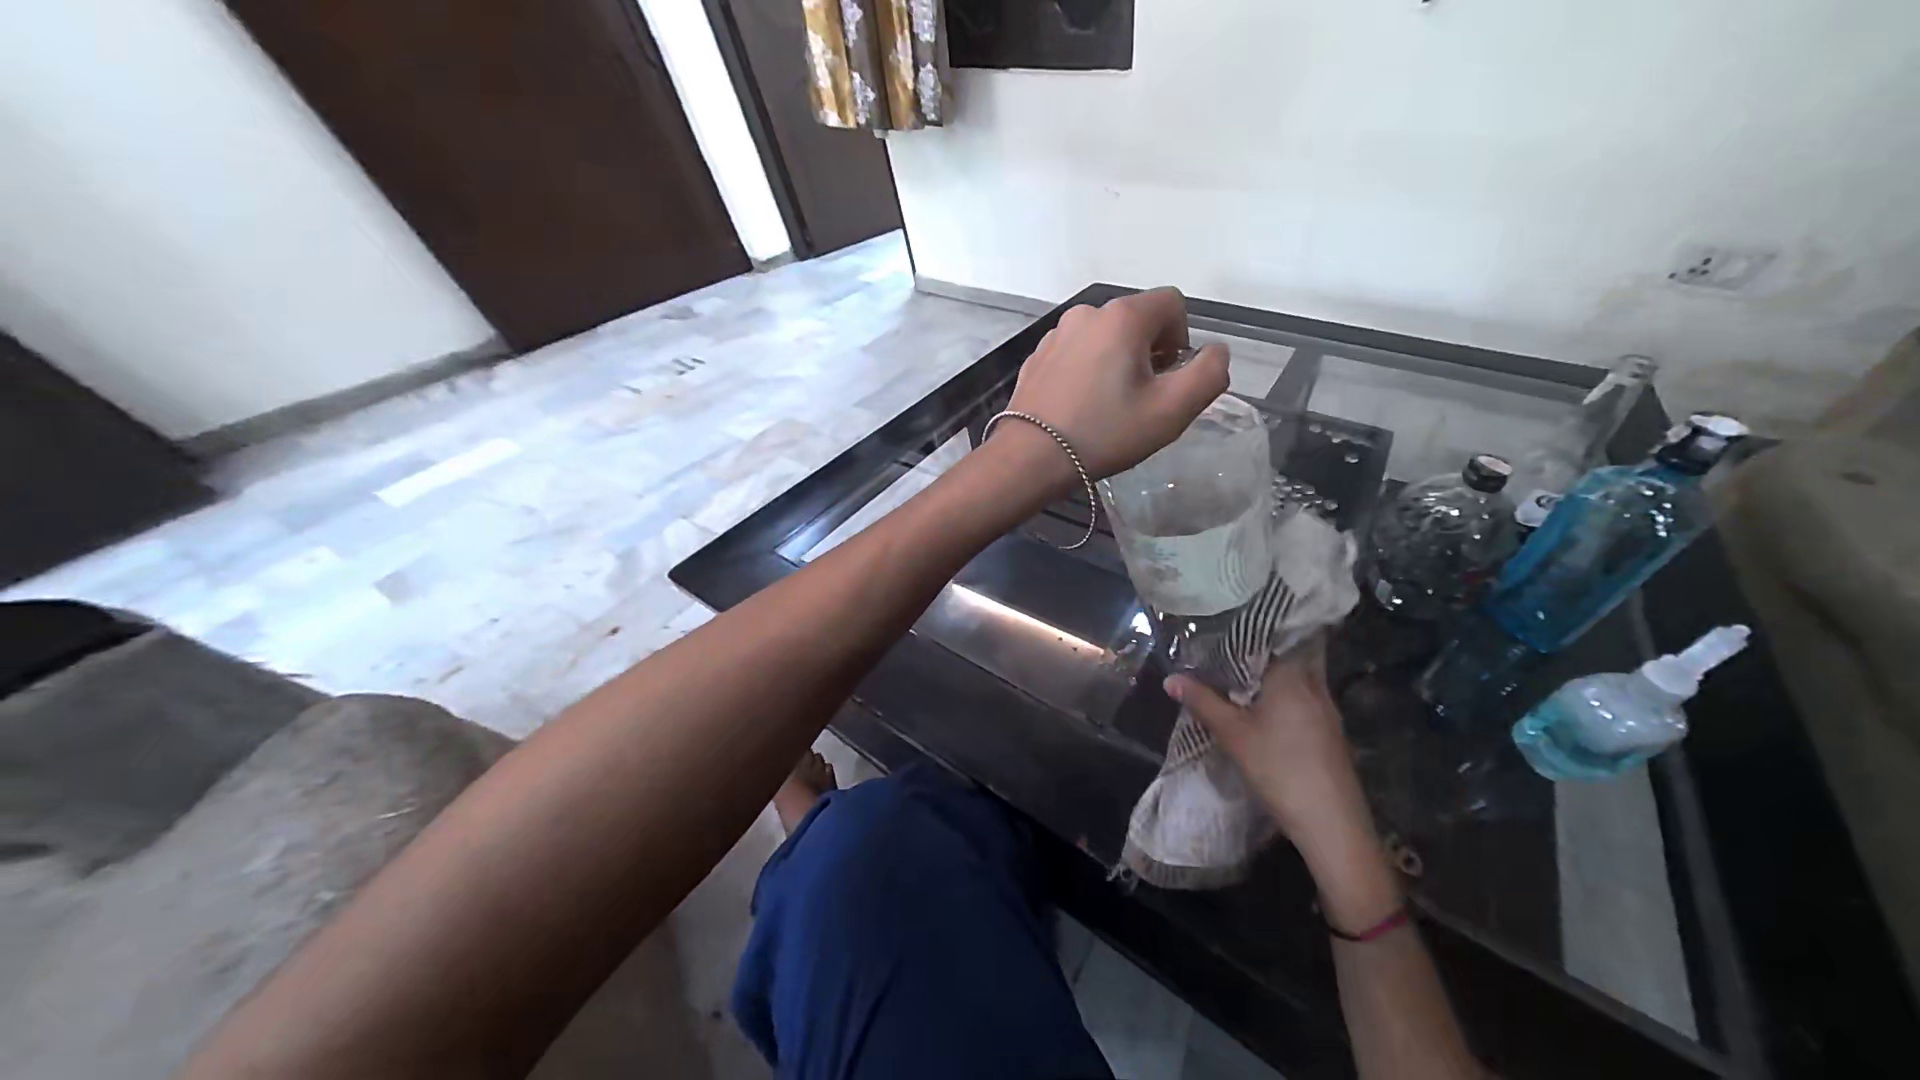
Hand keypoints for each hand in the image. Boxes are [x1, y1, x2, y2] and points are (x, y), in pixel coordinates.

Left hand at [1000, 289, 1229, 479]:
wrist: (1030, 457)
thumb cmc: (1105, 432)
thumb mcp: (1172, 410)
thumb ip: (1209, 373)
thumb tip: (1215, 352)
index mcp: (1123, 316)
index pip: (1172, 304)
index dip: (1182, 340)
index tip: (1168, 379)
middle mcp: (1086, 313)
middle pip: (1136, 320)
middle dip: (1149, 353)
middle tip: (1142, 400)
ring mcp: (1056, 334)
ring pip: (1104, 338)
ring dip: (1117, 363)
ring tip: (1109, 407)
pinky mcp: (1037, 357)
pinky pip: (1076, 354)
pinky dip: (1088, 372)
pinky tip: (1081, 408)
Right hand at [1166, 638, 1400, 930]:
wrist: (1332, 823)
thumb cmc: (1280, 769)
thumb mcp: (1232, 734)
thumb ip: (1202, 701)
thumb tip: (1171, 678)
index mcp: (1293, 675)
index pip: (1275, 632)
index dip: (1251, 622)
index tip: (1227, 615)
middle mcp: (1314, 682)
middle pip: (1291, 649)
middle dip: (1262, 643)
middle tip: (1228, 637)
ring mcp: (1326, 706)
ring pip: (1298, 672)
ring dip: (1272, 667)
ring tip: (1237, 665)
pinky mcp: (1328, 727)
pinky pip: (1302, 691)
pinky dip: (1281, 687)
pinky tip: (1261, 699)